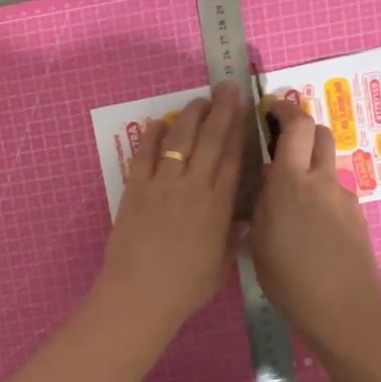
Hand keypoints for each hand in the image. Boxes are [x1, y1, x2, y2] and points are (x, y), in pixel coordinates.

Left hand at [95, 82, 246, 331]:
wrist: (140, 295)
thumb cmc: (185, 287)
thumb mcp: (220, 265)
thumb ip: (231, 239)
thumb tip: (241, 221)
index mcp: (219, 205)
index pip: (232, 157)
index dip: (239, 129)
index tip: (246, 108)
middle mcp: (193, 187)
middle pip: (210, 139)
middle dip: (221, 109)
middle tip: (227, 86)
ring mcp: (162, 185)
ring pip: (179, 139)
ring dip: (190, 116)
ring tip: (199, 101)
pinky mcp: (135, 189)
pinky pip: (145, 154)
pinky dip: (152, 136)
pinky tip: (159, 123)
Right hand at [249, 98, 380, 357]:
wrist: (343, 311)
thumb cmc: (290, 281)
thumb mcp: (258, 241)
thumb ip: (262, 205)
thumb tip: (265, 184)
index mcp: (291, 182)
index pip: (297, 126)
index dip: (285, 109)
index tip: (271, 108)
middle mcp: (321, 181)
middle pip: (320, 134)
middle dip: (301, 129)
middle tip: (279, 141)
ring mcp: (344, 199)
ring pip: (327, 164)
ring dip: (310, 162)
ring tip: (289, 190)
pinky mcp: (356, 218)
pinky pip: (335, 192)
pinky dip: (320, 193)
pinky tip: (307, 223)